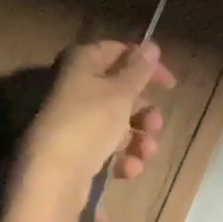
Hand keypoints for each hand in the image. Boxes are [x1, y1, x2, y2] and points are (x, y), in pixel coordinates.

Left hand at [22, 41, 175, 190]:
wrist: (53, 175)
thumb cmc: (89, 121)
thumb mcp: (120, 92)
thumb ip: (139, 70)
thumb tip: (151, 46)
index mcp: (81, 62)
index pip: (117, 51)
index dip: (145, 64)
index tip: (170, 84)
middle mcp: (75, 87)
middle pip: (118, 91)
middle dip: (143, 110)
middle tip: (157, 124)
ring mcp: (74, 120)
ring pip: (115, 123)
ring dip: (137, 137)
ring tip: (147, 150)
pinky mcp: (75, 151)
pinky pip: (105, 148)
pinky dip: (121, 157)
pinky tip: (131, 168)